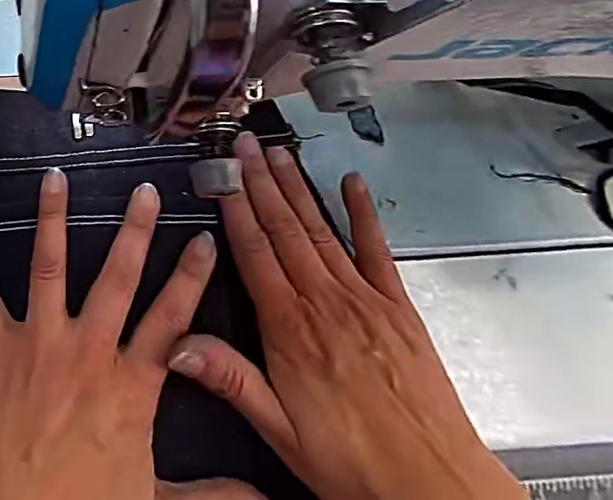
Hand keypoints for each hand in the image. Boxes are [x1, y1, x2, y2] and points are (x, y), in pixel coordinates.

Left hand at [0, 168, 261, 499]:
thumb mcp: (152, 499)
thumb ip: (209, 493)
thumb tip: (257, 495)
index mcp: (127, 384)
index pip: (171, 319)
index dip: (191, 278)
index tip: (204, 241)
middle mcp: (86, 353)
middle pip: (117, 278)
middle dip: (135, 231)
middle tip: (145, 194)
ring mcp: (40, 346)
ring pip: (49, 267)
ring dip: (53, 219)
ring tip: (56, 180)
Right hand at [169, 135, 527, 499]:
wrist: (433, 482)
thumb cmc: (354, 464)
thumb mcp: (281, 432)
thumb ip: (231, 380)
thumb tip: (179, 345)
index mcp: (292, 329)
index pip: (254, 251)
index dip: (236, 207)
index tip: (223, 174)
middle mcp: (325, 300)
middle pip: (284, 228)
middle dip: (261, 181)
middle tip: (246, 146)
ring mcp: (363, 296)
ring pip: (321, 228)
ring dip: (297, 187)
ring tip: (279, 154)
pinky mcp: (396, 303)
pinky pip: (375, 247)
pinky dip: (363, 212)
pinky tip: (352, 183)